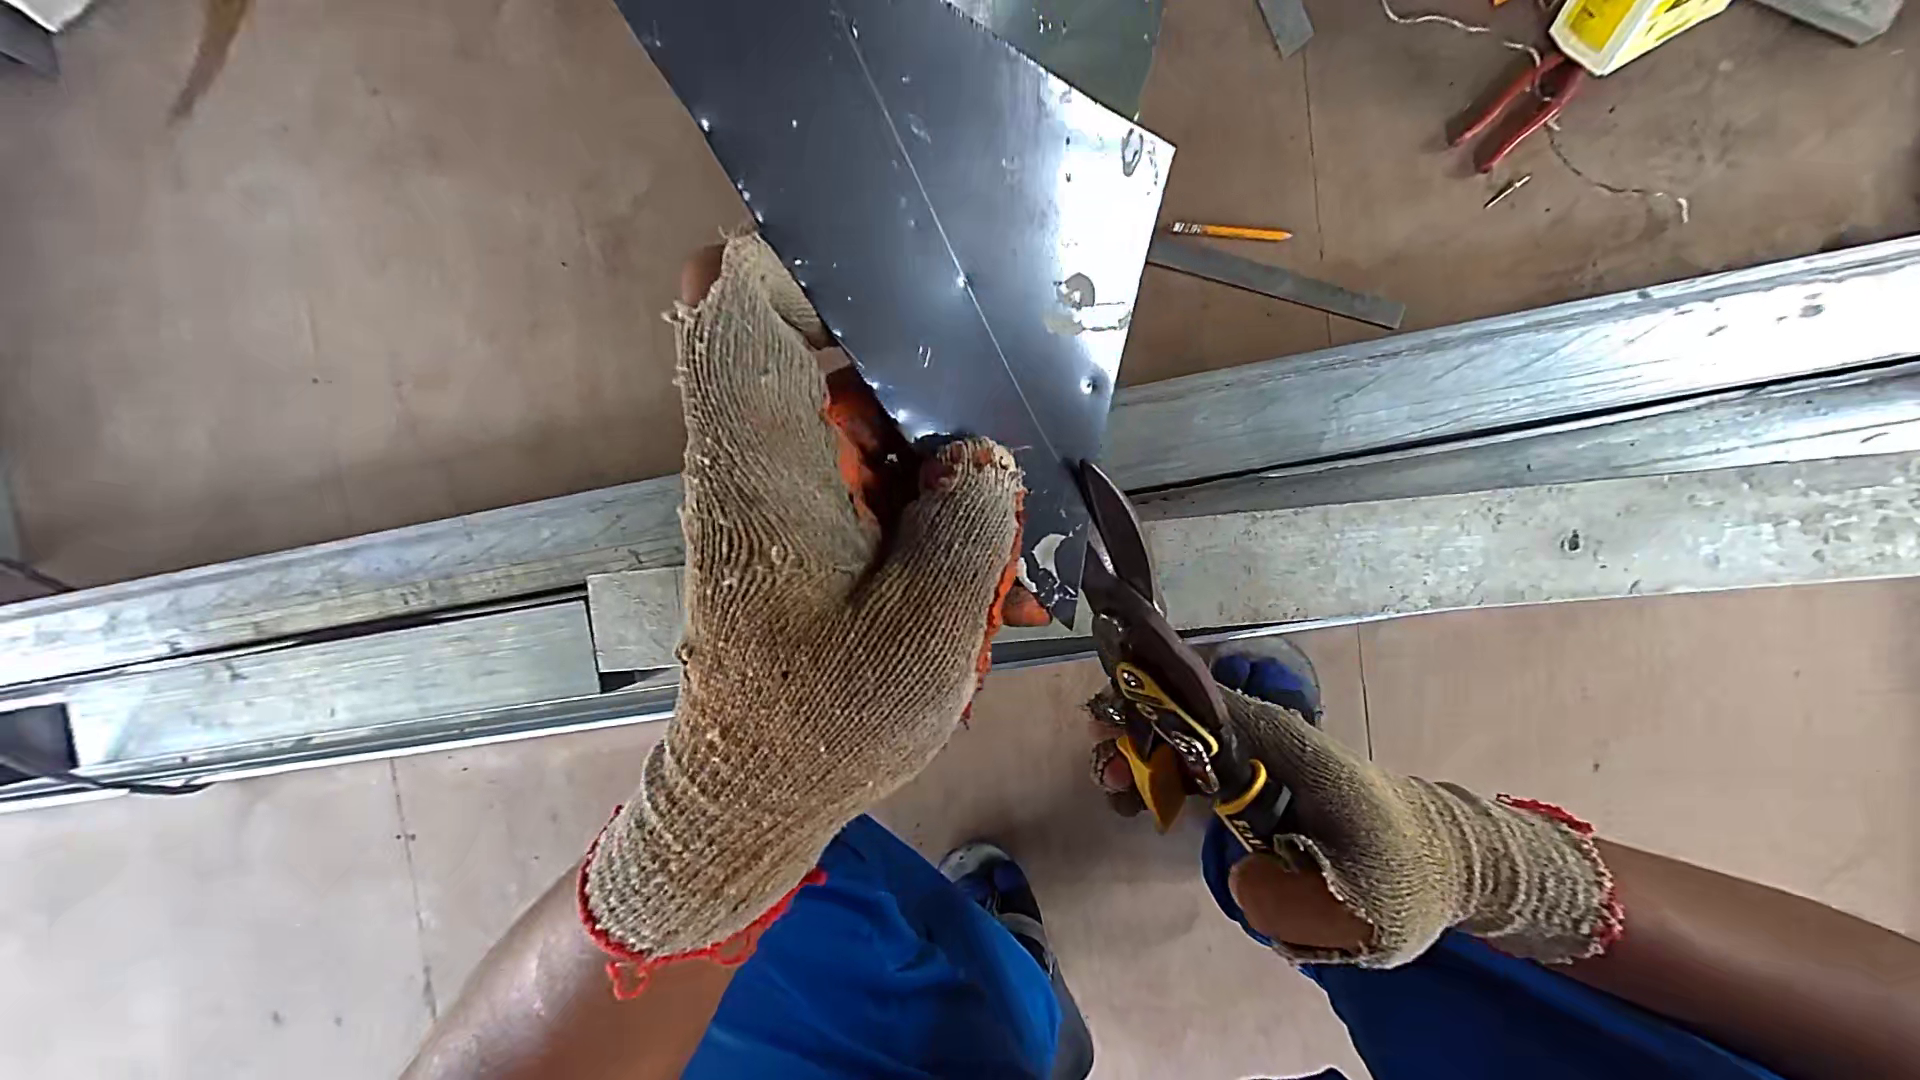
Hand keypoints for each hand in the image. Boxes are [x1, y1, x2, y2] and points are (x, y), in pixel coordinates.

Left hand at [580, 233, 1025, 988]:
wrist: (760, 797)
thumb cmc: (824, 728)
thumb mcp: (922, 633)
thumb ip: (965, 525)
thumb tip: (978, 457)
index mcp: (759, 468)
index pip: (740, 303)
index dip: (811, 270)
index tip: (904, 310)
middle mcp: (757, 464)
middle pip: (833, 363)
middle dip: (927, 398)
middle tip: (992, 466)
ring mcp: (783, 497)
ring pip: (868, 426)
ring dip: (941, 467)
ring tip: (1000, 539)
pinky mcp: (807, 531)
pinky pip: (874, 482)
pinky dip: (929, 507)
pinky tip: (980, 569)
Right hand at [1091, 643, 1620, 966]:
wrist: (1435, 859)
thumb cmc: (1400, 873)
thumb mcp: (1368, 904)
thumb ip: (1302, 900)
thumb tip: (1237, 880)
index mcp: (1279, 742)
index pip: (1199, 704)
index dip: (1148, 710)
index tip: (1112, 740)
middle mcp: (1255, 733)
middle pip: (1173, 711)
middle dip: (1129, 733)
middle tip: (1110, 779)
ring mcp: (1247, 751)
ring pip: (1171, 731)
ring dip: (1133, 754)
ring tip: (1116, 794)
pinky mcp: (1242, 773)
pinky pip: (1183, 758)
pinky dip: (1152, 771)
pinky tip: (1136, 800)